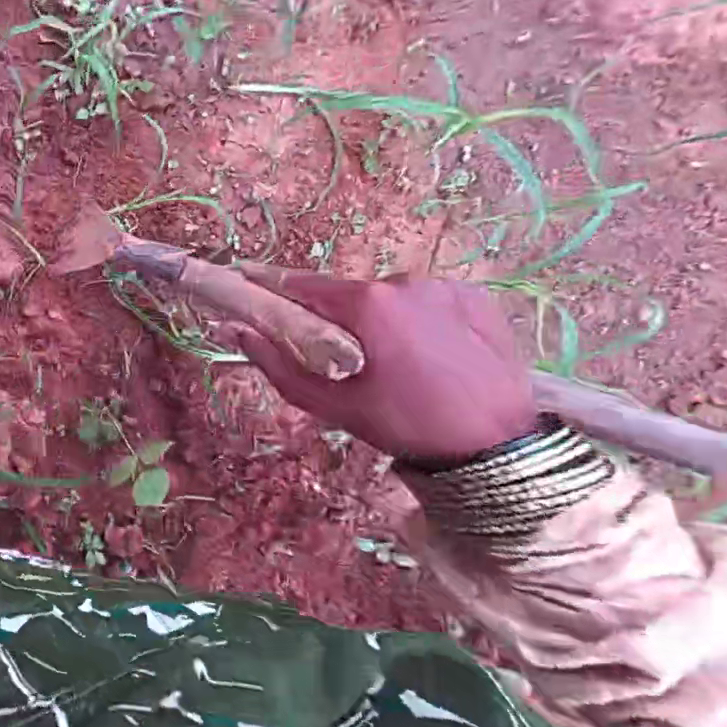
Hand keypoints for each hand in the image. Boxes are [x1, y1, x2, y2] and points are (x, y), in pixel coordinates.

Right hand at [226, 276, 537, 461]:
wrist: (494, 445)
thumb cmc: (400, 423)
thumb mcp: (326, 402)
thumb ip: (273, 362)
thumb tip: (232, 328)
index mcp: (367, 303)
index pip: (301, 285)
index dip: (270, 286)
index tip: (246, 283)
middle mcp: (406, 282)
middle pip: (346, 293)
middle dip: (330, 317)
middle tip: (330, 355)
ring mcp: (446, 287)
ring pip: (387, 298)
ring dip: (373, 320)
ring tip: (383, 361)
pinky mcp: (478, 298)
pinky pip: (425, 302)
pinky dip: (412, 321)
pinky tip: (420, 353)